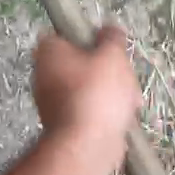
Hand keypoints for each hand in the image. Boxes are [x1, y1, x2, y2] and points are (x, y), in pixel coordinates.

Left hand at [32, 25, 140, 156]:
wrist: (87, 145)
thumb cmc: (97, 93)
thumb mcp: (112, 55)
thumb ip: (112, 37)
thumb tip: (109, 29)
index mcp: (48, 52)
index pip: (64, 34)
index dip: (88, 37)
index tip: (108, 47)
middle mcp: (43, 75)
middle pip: (81, 63)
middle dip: (107, 69)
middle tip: (124, 76)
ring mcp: (52, 101)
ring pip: (88, 87)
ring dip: (112, 92)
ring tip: (130, 100)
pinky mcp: (65, 124)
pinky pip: (89, 109)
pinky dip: (106, 112)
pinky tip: (124, 117)